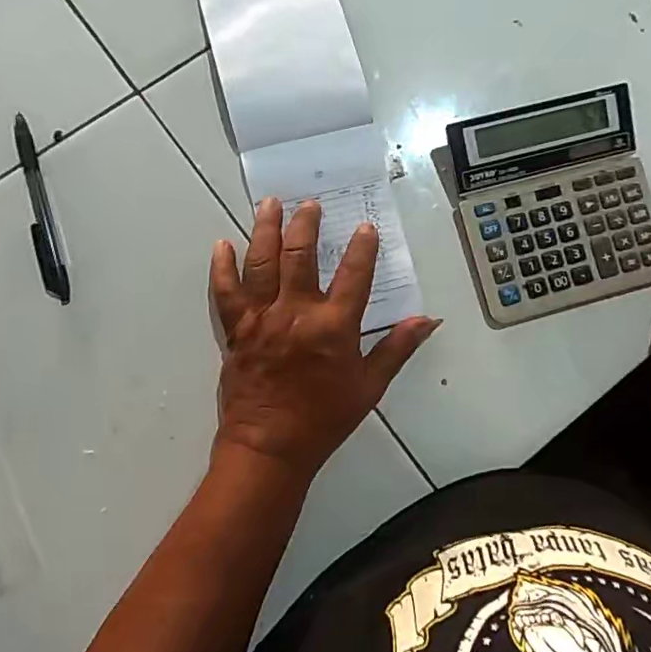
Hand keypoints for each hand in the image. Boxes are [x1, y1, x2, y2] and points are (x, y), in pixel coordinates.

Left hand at [209, 198, 440, 481]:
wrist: (270, 447)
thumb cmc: (324, 418)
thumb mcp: (370, 386)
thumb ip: (398, 348)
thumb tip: (428, 320)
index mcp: (334, 326)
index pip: (354, 275)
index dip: (363, 248)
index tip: (365, 228)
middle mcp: (296, 313)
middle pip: (299, 255)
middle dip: (305, 224)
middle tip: (309, 204)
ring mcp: (261, 318)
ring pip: (261, 262)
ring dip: (265, 229)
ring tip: (269, 204)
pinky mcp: (235, 330)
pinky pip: (224, 292)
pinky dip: (222, 267)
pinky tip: (222, 244)